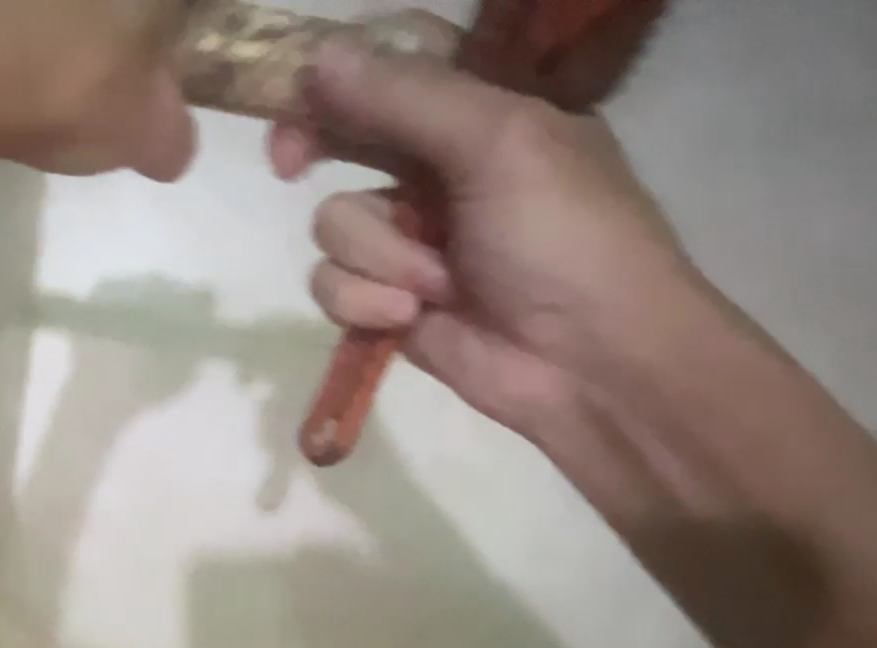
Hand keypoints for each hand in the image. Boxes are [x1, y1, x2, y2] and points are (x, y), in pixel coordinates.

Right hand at [272, 46, 708, 434]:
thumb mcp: (500, 145)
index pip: (390, 70)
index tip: (296, 91)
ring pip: (333, 225)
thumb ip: (408, 98)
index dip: (336, 74)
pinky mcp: (381, 301)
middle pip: (341, 139)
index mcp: (475, 115)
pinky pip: (332, 285)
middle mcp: (430, 171)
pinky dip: (364, 302)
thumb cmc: (565, 239)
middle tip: (290, 165)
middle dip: (314, 150)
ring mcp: (403, 240)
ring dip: (376, 256)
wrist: (585, 362)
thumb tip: (319, 56)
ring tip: (431, 287)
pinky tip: (407, 318)